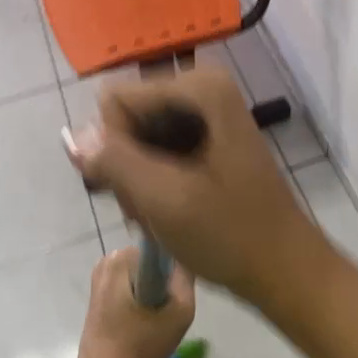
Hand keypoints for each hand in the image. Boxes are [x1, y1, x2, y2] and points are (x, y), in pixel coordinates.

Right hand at [68, 65, 329, 306]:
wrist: (284, 269)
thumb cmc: (230, 236)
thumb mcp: (164, 200)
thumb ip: (114, 162)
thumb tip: (73, 135)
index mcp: (200, 88)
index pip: (116, 102)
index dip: (115, 150)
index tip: (138, 194)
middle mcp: (203, 87)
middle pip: (128, 116)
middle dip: (128, 165)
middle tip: (148, 211)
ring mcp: (207, 112)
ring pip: (139, 136)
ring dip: (139, 178)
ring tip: (159, 216)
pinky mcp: (208, 136)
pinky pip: (158, 147)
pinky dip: (155, 180)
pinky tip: (168, 211)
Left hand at [76, 247, 196, 357]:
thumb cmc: (141, 346)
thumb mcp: (180, 313)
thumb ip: (187, 279)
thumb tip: (187, 258)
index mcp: (121, 259)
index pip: (159, 249)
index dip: (172, 271)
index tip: (173, 296)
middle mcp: (106, 262)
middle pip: (148, 262)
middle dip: (160, 282)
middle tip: (165, 312)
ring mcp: (98, 280)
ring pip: (139, 276)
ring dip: (149, 293)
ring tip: (153, 320)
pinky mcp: (96, 297)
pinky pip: (127, 287)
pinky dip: (137, 301)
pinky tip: (139, 325)